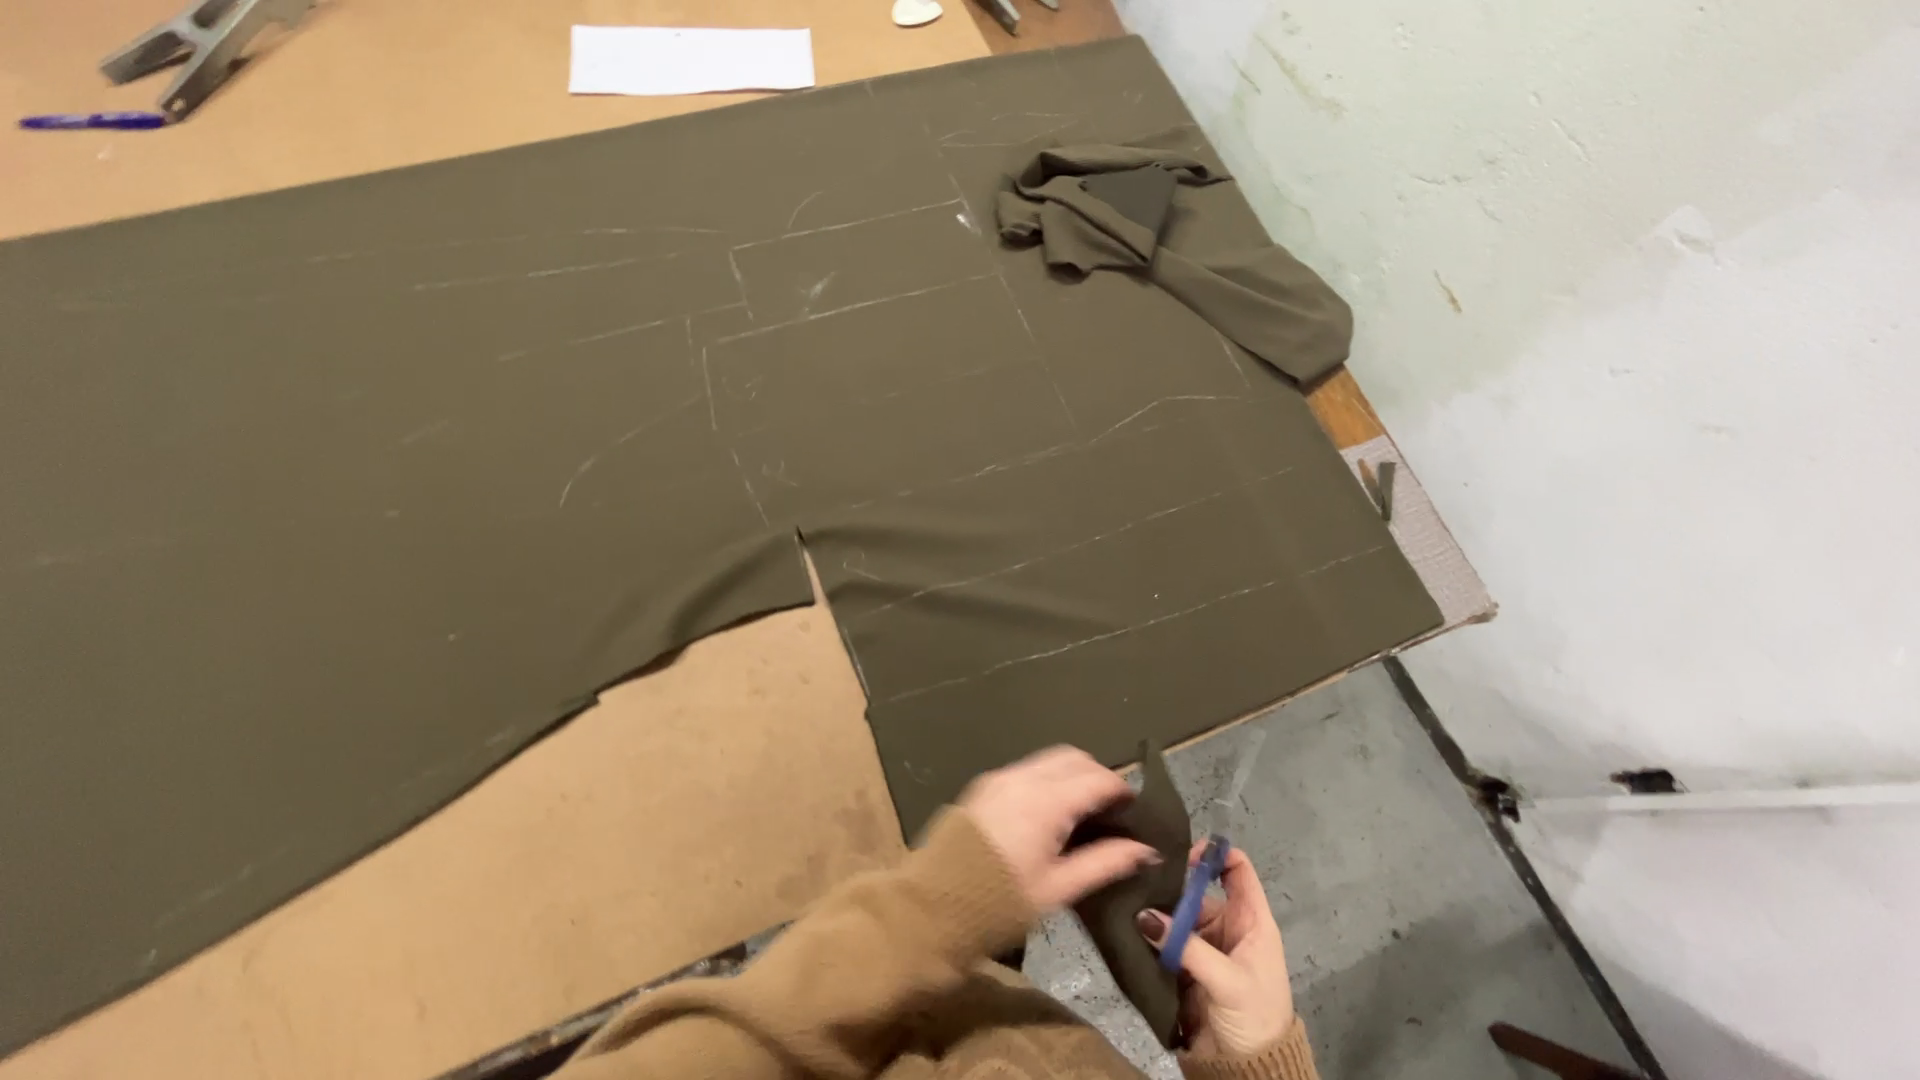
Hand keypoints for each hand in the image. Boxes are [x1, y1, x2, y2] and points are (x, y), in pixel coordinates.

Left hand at [959, 746, 1158, 912]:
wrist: (930, 907)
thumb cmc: (999, 903)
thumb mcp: (1058, 890)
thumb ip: (1105, 863)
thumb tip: (1146, 850)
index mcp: (1045, 800)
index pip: (1098, 778)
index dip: (1123, 793)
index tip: (1135, 815)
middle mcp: (1022, 777)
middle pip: (1075, 758)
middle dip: (1099, 777)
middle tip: (1112, 813)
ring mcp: (999, 778)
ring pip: (1050, 760)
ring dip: (1073, 776)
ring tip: (1083, 815)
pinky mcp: (983, 787)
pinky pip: (1027, 770)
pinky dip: (1049, 780)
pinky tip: (1052, 814)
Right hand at [1137, 843, 1294, 1057]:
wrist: (1248, 1073)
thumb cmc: (1255, 1017)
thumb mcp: (1229, 981)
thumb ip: (1188, 947)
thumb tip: (1145, 916)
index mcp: (1251, 920)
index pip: (1237, 869)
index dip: (1215, 854)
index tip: (1184, 854)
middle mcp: (1227, 925)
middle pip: (1198, 889)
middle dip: (1173, 883)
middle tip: (1140, 876)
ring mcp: (1204, 945)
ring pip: (1177, 914)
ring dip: (1157, 909)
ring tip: (1127, 897)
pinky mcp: (1184, 965)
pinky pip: (1165, 939)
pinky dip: (1149, 933)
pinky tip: (1127, 922)